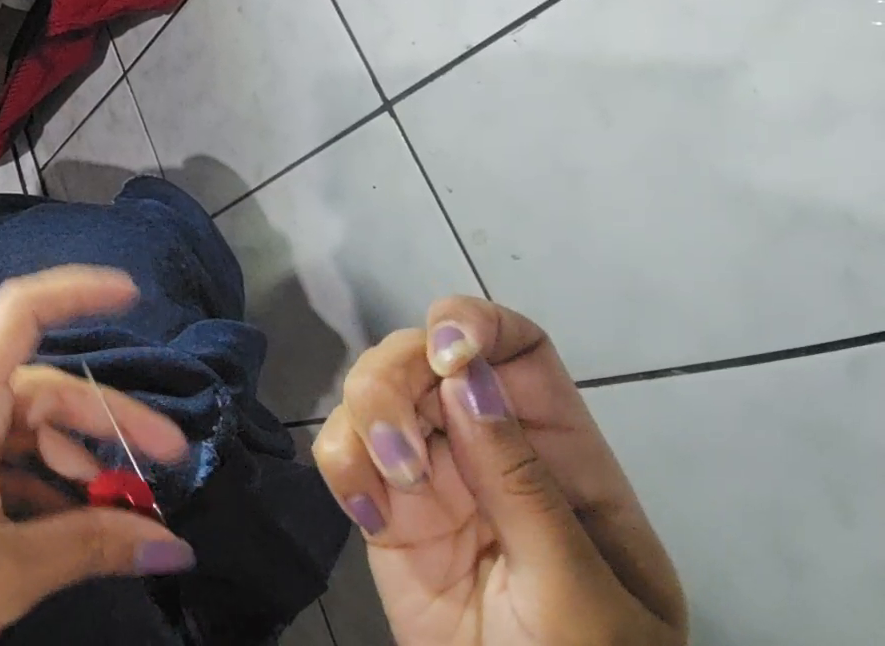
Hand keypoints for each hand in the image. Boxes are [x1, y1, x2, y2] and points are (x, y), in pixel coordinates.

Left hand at [0, 266, 196, 645]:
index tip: (131, 293)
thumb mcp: (4, 569)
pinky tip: (74, 528)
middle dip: (104, 419)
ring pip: (17, 429)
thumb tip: (171, 541)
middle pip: (36, 386)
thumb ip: (91, 545)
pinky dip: (36, 487)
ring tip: (125, 511)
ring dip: (72, 463)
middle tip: (170, 460)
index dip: (76, 292)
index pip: (18, 313)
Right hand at [314, 297, 686, 644]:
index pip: (518, 348)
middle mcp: (485, 445)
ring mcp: (427, 472)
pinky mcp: (379, 501)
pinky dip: (340, 466)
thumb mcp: (578, 592)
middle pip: (422, 354)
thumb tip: (467, 378)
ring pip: (370, 391)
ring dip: (363, 424)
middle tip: (399, 451)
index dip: (477, 325)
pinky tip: (368, 518)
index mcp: (558, 452)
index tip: (447, 355)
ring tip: (386, 493)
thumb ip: (525, 488)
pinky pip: (341, 448)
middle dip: (393, 382)